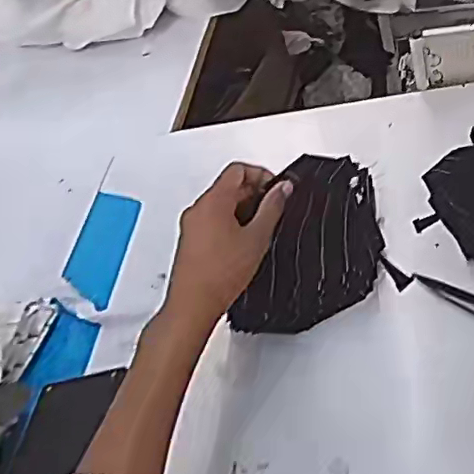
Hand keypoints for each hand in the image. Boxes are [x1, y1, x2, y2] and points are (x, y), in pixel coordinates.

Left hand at [164, 163, 292, 325]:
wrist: (193, 304)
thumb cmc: (219, 274)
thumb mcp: (257, 237)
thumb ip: (272, 207)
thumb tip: (282, 188)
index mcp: (213, 201)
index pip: (238, 170)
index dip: (262, 175)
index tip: (276, 189)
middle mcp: (198, 209)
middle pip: (229, 185)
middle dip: (254, 192)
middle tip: (273, 207)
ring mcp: (191, 224)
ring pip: (221, 202)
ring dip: (243, 208)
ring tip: (260, 228)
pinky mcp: (191, 239)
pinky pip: (212, 219)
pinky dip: (231, 222)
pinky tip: (244, 242)